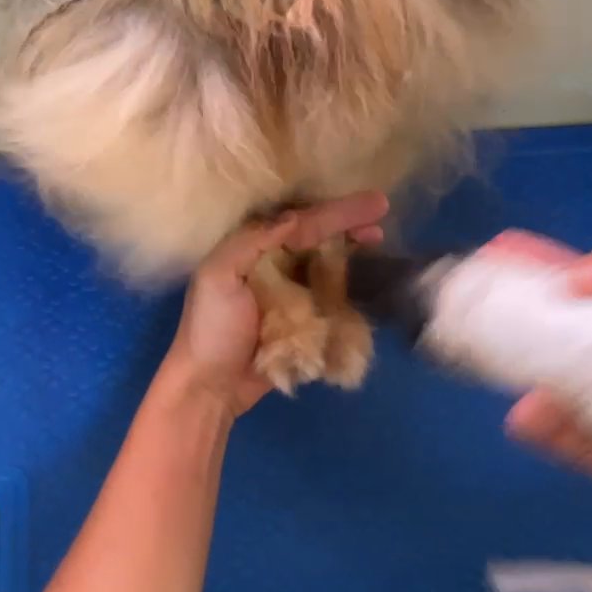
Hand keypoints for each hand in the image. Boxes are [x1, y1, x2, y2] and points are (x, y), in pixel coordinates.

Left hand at [160, 192, 389, 417]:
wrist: (209, 387)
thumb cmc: (210, 329)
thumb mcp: (217, 277)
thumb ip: (251, 242)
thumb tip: (294, 218)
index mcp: (251, 249)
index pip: (299, 223)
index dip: (335, 212)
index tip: (373, 204)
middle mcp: (271, 264)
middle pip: (316, 236)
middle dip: (347, 223)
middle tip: (382, 212)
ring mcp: (289, 293)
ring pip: (325, 261)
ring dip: (351, 249)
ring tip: (379, 239)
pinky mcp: (302, 321)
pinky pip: (329, 294)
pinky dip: (349, 282)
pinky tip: (369, 275)